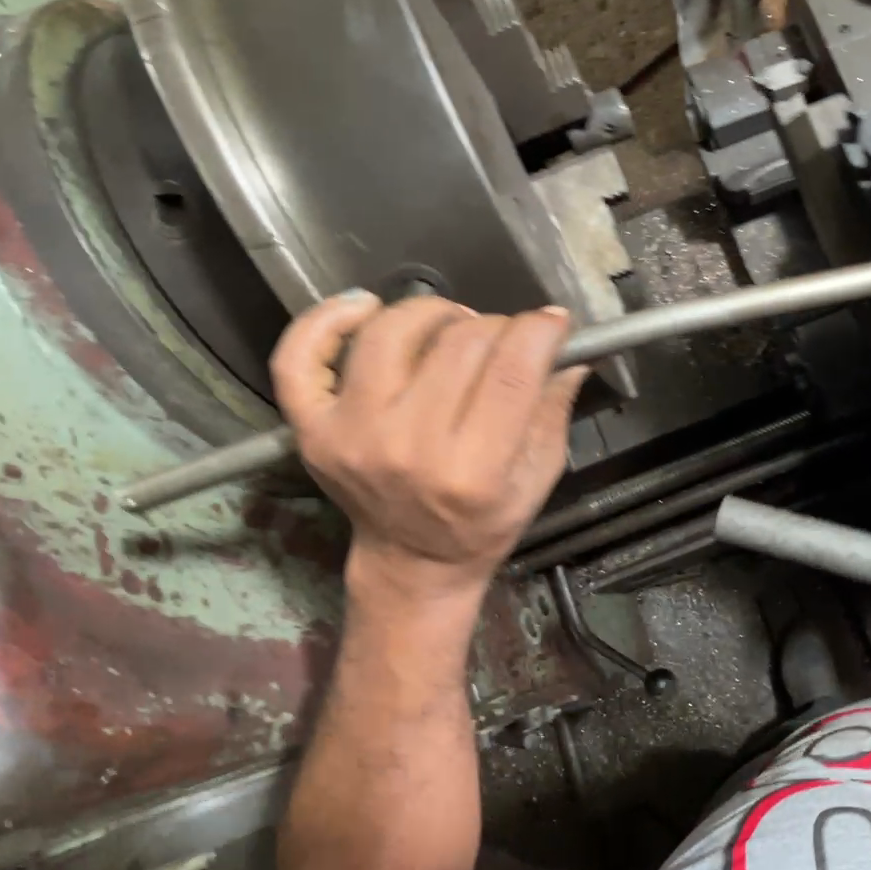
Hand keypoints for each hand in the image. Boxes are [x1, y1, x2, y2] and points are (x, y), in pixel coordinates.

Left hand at [270, 291, 589, 601]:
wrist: (414, 562)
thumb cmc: (483, 523)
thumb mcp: (538, 477)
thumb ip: (553, 411)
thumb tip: (570, 351)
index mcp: (475, 471)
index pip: (512, 370)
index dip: (540, 331)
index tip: (554, 322)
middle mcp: (410, 449)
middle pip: (459, 344)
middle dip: (498, 325)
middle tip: (509, 337)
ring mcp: (353, 435)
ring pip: (389, 334)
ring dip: (432, 312)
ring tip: (454, 324)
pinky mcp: (314, 429)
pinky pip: (300, 357)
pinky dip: (326, 320)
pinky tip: (365, 307)